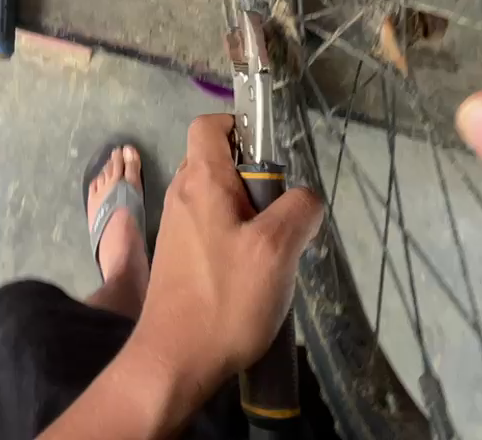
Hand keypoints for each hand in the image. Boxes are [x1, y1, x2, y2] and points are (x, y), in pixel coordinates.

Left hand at [126, 115, 324, 408]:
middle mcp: (182, 192)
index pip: (208, 124)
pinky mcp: (178, 251)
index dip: (238, 125)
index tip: (270, 153)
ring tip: (272, 248)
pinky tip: (252, 271)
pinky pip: (210, 223)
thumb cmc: (225, 297)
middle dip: (253, 176)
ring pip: (216, 195)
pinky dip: (233, 233)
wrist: (175, 358)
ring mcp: (176, 222)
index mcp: (200, 178)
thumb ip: (299, 211)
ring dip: (247, 210)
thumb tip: (306, 197)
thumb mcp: (276, 250)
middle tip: (280, 213)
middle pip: (218, 159)